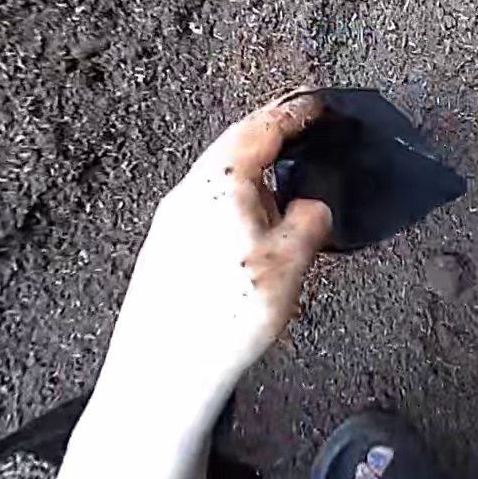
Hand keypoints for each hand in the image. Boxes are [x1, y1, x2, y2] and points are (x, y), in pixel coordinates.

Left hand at [115, 91, 333, 382]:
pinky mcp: (166, 242)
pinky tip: (252, 206)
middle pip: (234, 142)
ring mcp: (172, 217)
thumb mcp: (291, 264)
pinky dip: (239, 183)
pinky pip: (209, 193)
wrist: (160, 375)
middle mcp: (190, 192)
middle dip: (271, 126)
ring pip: (219, 168)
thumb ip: (311, 221)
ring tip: (284, 161)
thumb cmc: (226, 316)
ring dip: (253, 155)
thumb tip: (312, 207)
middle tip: (301, 120)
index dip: (293, 112)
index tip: (317, 103)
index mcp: (221, 186)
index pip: (261, 130)